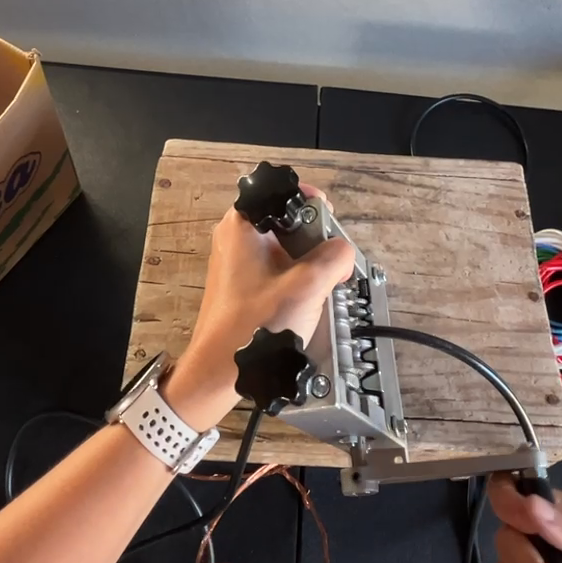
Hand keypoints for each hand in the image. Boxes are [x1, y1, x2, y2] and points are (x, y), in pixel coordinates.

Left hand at [161, 186, 354, 430]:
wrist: (218, 372)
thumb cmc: (252, 327)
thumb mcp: (305, 287)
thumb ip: (333, 259)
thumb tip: (343, 251)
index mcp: (243, 225)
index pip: (278, 191)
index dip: (308, 199)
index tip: (330, 216)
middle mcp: (236, 237)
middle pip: (285, 218)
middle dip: (315, 235)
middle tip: (333, 258)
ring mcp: (238, 261)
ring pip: (283, 245)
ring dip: (308, 260)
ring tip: (324, 282)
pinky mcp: (242, 284)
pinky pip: (276, 267)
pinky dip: (296, 276)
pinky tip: (308, 299)